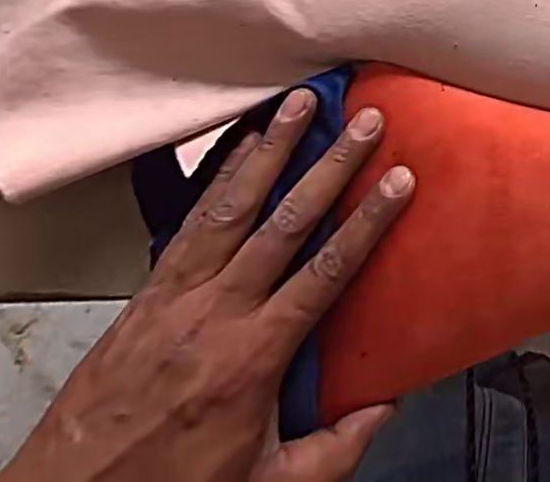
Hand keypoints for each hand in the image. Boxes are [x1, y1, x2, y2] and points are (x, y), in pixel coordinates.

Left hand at [0, 90, 414, 481]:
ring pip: (235, 204)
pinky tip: (243, 142)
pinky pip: (192, 218)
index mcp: (254, 356)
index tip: (398, 178)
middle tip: (363, 121)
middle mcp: (219, 310)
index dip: (368, 220)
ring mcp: (179, 292)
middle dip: (331, 164)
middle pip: (286, 221)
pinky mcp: (150, 287)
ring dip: (272, 148)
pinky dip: (220, 174)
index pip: (327, 270)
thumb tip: (386, 404)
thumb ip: (333, 450)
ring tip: (300, 103)